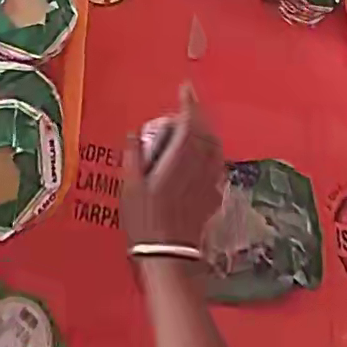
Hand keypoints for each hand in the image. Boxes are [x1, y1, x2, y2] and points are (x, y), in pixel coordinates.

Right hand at [122, 81, 225, 250]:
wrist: (169, 257)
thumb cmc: (145, 221)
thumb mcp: (129, 187)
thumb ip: (133, 156)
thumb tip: (135, 133)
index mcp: (178, 159)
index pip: (189, 123)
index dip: (189, 104)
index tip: (185, 89)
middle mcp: (198, 166)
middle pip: (205, 132)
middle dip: (198, 115)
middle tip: (188, 106)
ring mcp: (209, 182)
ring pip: (214, 147)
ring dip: (207, 131)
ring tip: (195, 127)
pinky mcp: (213, 196)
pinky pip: (217, 165)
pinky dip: (211, 152)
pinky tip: (204, 156)